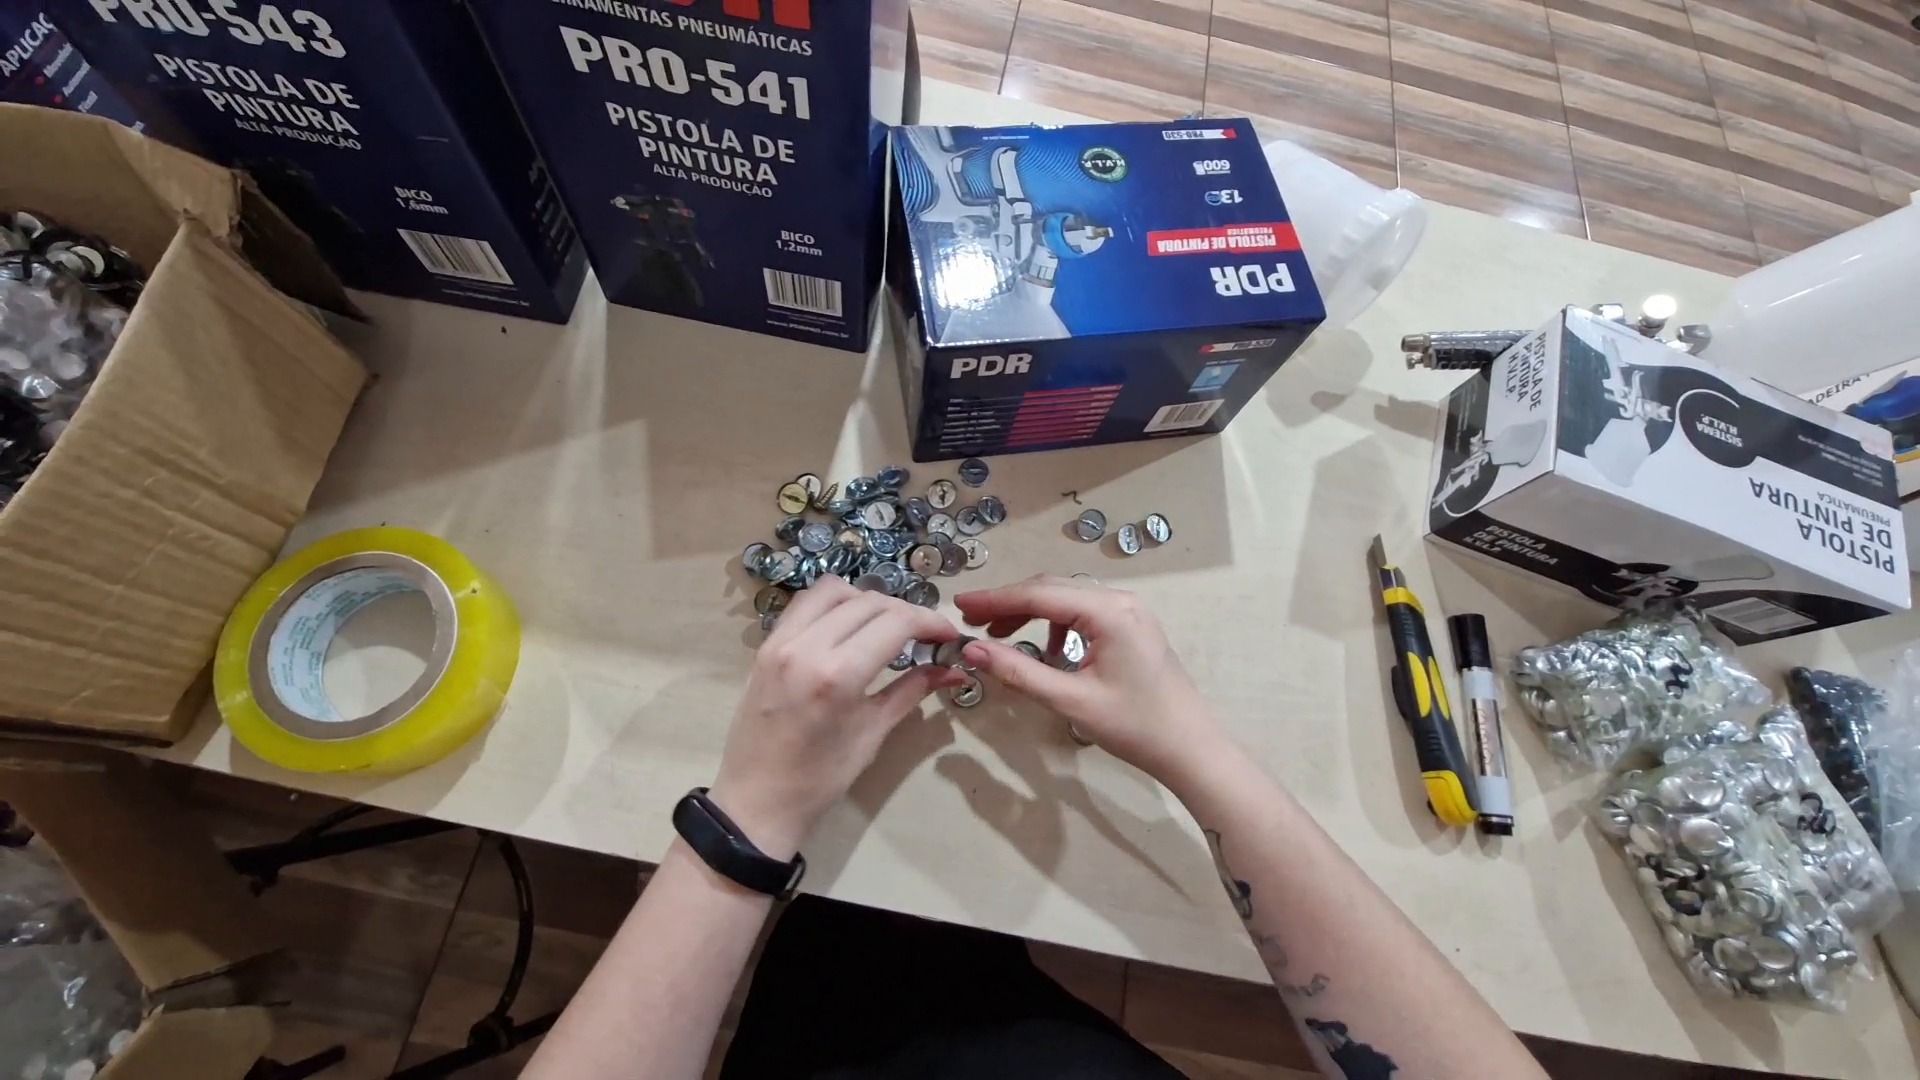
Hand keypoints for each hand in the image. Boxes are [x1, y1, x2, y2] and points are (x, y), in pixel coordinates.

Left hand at [710, 577, 964, 859]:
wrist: (755, 801)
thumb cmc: (821, 778)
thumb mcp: (873, 733)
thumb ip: (913, 690)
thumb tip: (954, 670)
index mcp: (839, 675)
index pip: (896, 622)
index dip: (930, 621)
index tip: (948, 634)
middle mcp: (807, 647)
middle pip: (870, 602)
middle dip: (906, 611)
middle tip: (924, 634)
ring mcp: (781, 642)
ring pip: (835, 591)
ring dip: (868, 599)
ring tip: (885, 625)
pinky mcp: (766, 644)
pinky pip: (804, 603)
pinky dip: (833, 603)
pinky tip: (848, 624)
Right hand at [953, 575, 1228, 781]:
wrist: (1191, 747)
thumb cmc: (1134, 726)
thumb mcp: (1070, 701)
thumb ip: (1019, 672)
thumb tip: (973, 651)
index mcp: (1109, 612)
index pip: (1039, 594)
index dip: (995, 599)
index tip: (959, 605)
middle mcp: (1120, 600)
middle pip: (1052, 589)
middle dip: (1009, 603)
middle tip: (970, 619)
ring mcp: (1128, 611)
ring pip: (1066, 598)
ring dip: (1030, 612)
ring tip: (998, 634)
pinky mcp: (1131, 626)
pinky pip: (1083, 612)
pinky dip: (1055, 624)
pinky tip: (1046, 650)